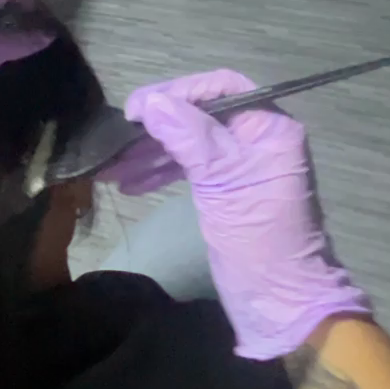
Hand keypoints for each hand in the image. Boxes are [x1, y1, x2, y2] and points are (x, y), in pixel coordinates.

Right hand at [108, 70, 370, 358]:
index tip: (134, 109)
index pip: (220, 87)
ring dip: (148, 152)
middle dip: (155, 125)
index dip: (176, 92)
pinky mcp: (223, 189)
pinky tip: (129, 185)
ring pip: (186, 142)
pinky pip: (186, 167)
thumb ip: (188, 136)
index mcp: (269, 128)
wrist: (279, 301)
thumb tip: (149, 102)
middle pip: (198, 113)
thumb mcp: (223, 182)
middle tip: (115, 139)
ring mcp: (239, 165)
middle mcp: (255, 139)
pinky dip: (157, 172)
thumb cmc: (258, 239)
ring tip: (110, 168)